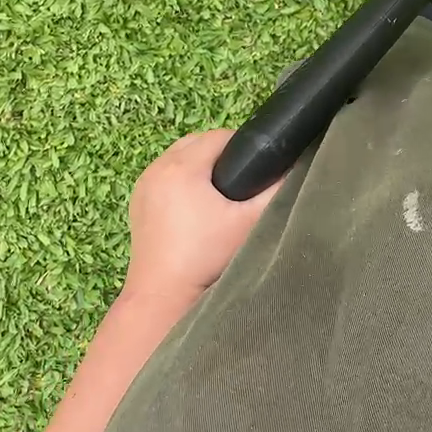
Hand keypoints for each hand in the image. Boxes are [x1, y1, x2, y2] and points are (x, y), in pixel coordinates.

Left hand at [124, 130, 281, 298]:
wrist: (164, 294)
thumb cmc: (207, 254)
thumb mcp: (250, 221)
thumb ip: (276, 190)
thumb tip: (294, 169)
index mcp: (182, 166)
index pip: (220, 136)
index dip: (244, 147)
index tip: (257, 169)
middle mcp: (157, 168)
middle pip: (197, 143)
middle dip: (222, 155)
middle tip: (243, 182)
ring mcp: (143, 186)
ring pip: (180, 158)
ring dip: (200, 166)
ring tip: (222, 193)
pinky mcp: (137, 203)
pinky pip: (165, 176)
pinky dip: (182, 181)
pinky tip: (197, 206)